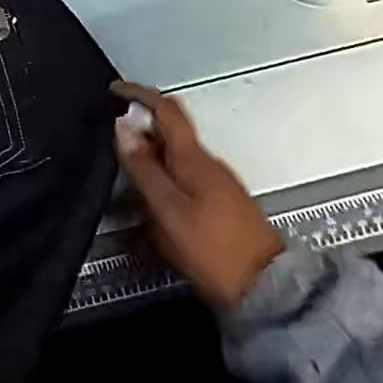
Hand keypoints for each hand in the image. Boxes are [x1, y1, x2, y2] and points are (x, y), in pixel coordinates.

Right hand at [111, 80, 285, 308]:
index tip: (114, 90)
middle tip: (112, 149)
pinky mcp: (222, 205)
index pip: (167, 109)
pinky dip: (163, 185)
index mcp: (194, 158)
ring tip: (126, 190)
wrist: (270, 292)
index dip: (139, 94)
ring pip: (175, 160)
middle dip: (139, 135)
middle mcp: (208, 164)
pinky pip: (184, 182)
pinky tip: (151, 214)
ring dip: (149, 164)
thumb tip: (122, 127)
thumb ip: (143, 167)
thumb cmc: (214, 249)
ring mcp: (218, 184)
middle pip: (169, 134)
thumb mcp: (168, 209)